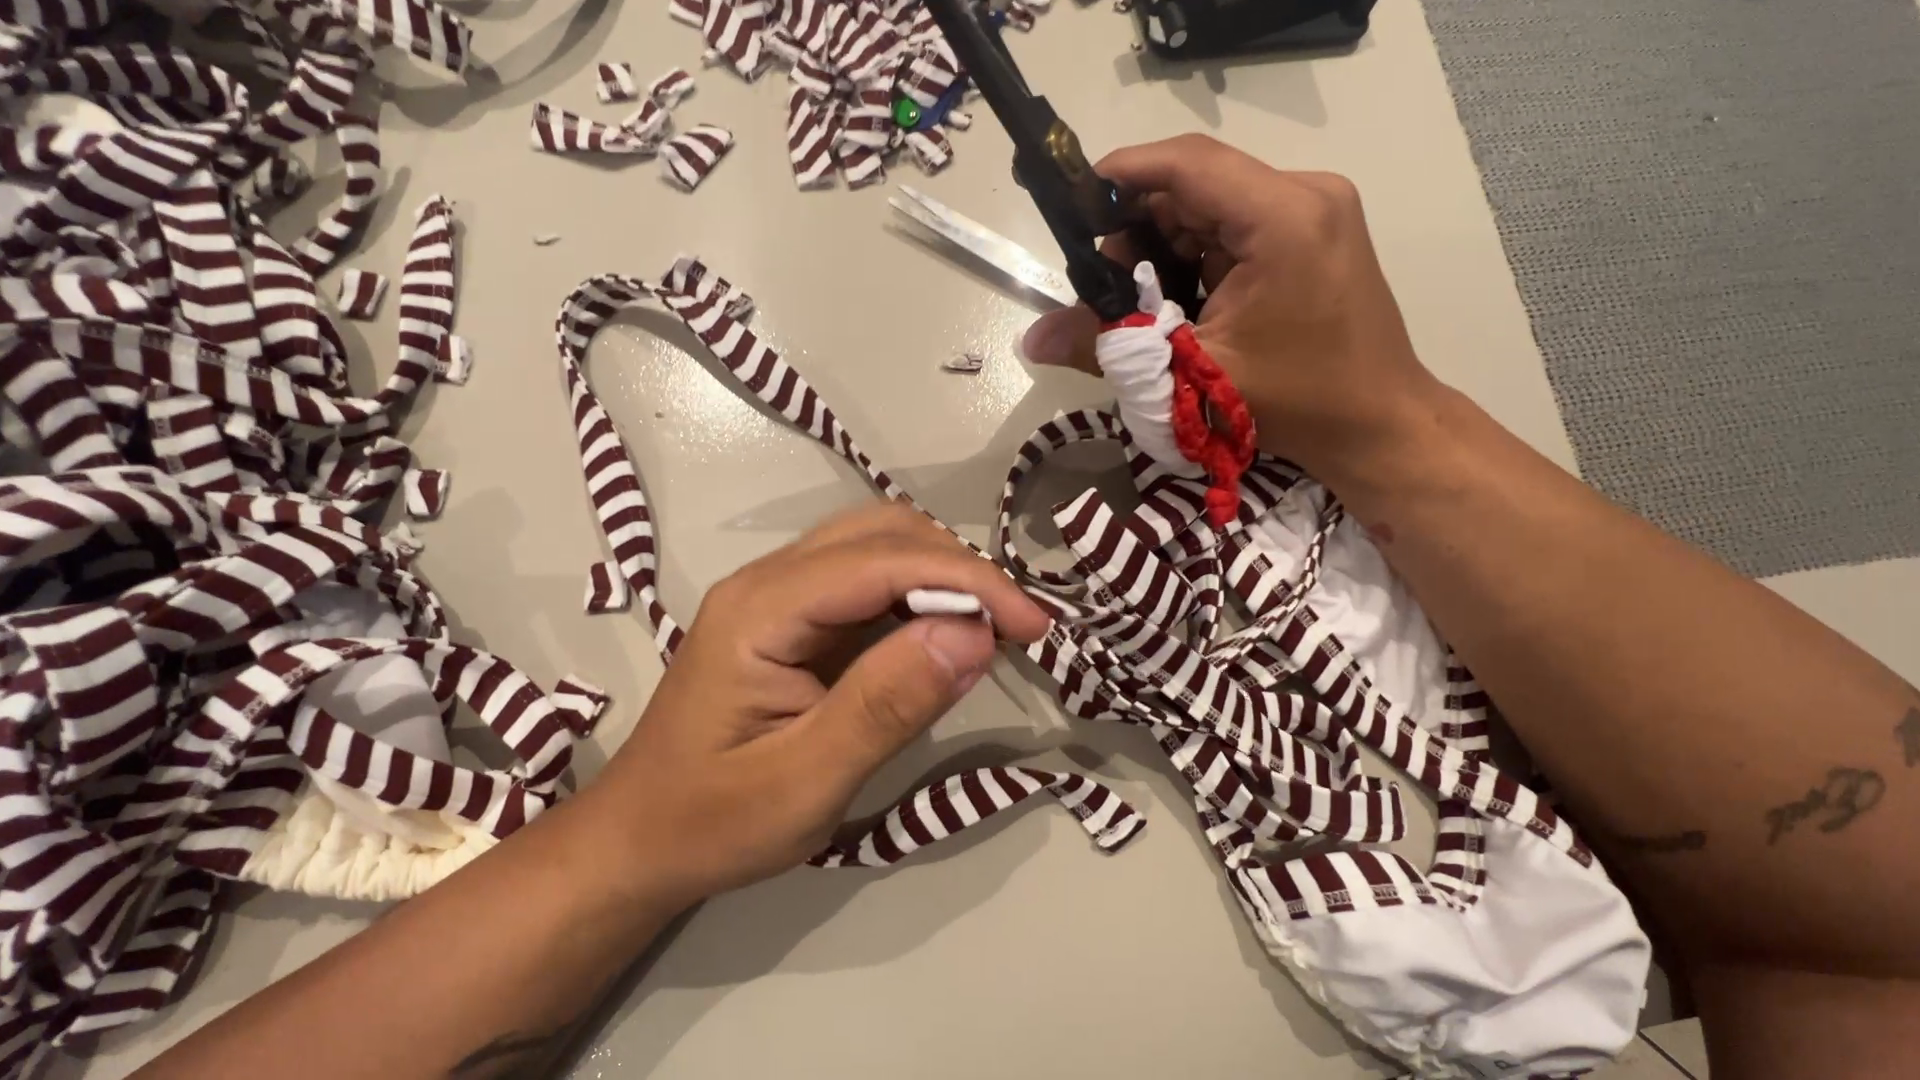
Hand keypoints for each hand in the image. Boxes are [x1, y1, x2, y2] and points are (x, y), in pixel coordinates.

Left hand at [581, 503, 1049, 906]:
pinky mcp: (793, 617)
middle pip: (882, 532)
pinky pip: (869, 581)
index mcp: (761, 610)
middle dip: (961, 569)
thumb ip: (885, 706)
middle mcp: (768, 581)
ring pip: (878, 545)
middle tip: (1018, 629)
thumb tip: (973, 636)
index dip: (967, 581)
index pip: (881, 562)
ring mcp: (778, 595)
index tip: (1034, 625)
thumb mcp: (804, 781)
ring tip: (994, 630)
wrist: (640, 840)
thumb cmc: (712, 821)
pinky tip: (948, 635)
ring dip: (945, 575)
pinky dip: (921, 595)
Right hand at [1018, 134, 1443, 486]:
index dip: (1123, 173)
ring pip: (1214, 205)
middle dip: (1137, 221)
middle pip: (1197, 183)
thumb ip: (1105, 346)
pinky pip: (1237, 225)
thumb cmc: (1296, 400)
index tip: (1071, 199)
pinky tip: (1172, 297)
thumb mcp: (1190, 375)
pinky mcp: (1314, 234)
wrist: (1376, 426)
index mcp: (1283, 216)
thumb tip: (1030, 341)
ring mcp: (1314, 213)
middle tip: (1096, 276)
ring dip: (1164, 241)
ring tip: (1130, 296)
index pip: (1187, 164)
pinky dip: (1196, 254)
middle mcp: (1304, 195)